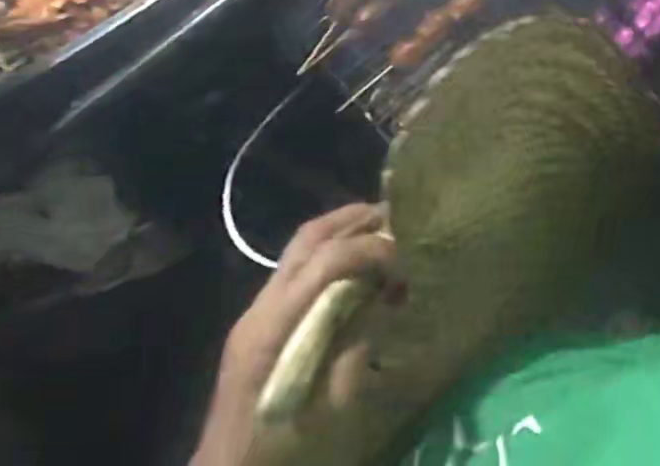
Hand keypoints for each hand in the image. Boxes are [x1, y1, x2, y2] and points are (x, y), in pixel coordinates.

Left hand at [195, 204, 396, 465]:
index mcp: (274, 326)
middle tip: (394, 217)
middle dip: (353, 221)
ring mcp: (256, 310)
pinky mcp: (260, 322)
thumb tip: (383, 299)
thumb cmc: (281, 453)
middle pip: (308, 239)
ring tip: (379, 228)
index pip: (324, 261)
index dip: (367, 250)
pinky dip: (329, 255)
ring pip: (300, 248)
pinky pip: (297, 270)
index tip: (403, 254)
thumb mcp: (329, 412)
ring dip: (341, 231)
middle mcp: (261, 305)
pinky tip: (354, 266)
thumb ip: (355, 349)